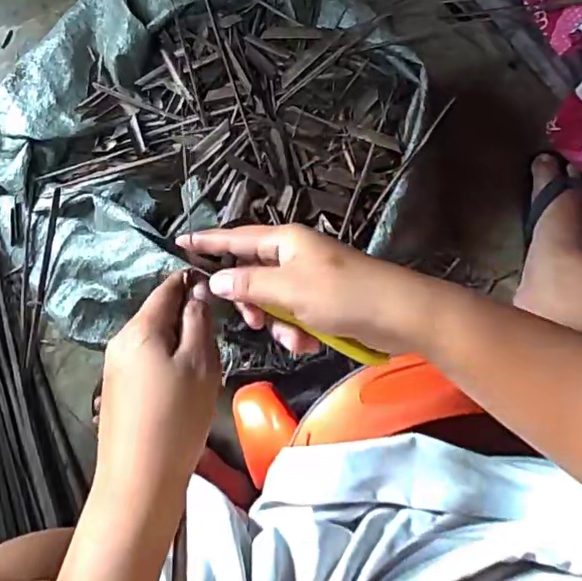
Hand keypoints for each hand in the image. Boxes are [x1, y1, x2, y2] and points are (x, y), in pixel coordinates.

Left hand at [94, 271, 221, 508]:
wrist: (139, 482)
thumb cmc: (176, 418)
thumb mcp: (200, 364)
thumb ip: (199, 321)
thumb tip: (196, 291)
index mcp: (139, 328)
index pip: (167, 287)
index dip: (192, 283)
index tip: (218, 292)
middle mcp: (120, 340)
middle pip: (159, 313)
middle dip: (187, 320)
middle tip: (214, 346)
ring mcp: (114, 366)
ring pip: (154, 339)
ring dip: (179, 345)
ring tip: (200, 374)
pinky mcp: (116, 390)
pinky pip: (146, 362)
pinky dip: (167, 365)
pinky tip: (180, 393)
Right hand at [179, 224, 434, 357]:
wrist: (401, 315)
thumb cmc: (343, 295)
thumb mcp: (289, 290)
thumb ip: (248, 284)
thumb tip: (216, 279)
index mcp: (284, 241)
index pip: (235, 238)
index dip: (207, 241)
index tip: (180, 242)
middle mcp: (294, 255)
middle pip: (252, 274)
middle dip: (250, 301)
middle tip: (252, 320)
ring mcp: (309, 278)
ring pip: (272, 300)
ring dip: (277, 322)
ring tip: (292, 336)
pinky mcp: (323, 301)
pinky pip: (294, 315)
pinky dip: (297, 330)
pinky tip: (309, 342)